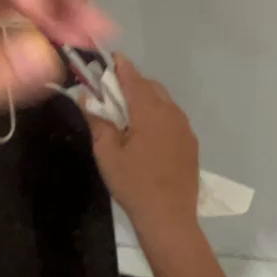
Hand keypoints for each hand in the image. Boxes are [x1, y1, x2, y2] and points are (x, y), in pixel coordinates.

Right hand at [87, 57, 203, 234]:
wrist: (169, 219)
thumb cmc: (133, 184)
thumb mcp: (106, 152)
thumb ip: (97, 119)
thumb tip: (86, 95)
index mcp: (149, 112)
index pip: (133, 78)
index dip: (120, 66)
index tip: (109, 58)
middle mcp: (171, 114)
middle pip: (150, 86)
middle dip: (132, 82)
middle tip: (111, 92)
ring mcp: (184, 129)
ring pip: (164, 101)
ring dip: (146, 98)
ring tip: (127, 113)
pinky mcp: (190, 143)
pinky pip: (172, 117)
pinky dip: (158, 113)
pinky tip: (145, 132)